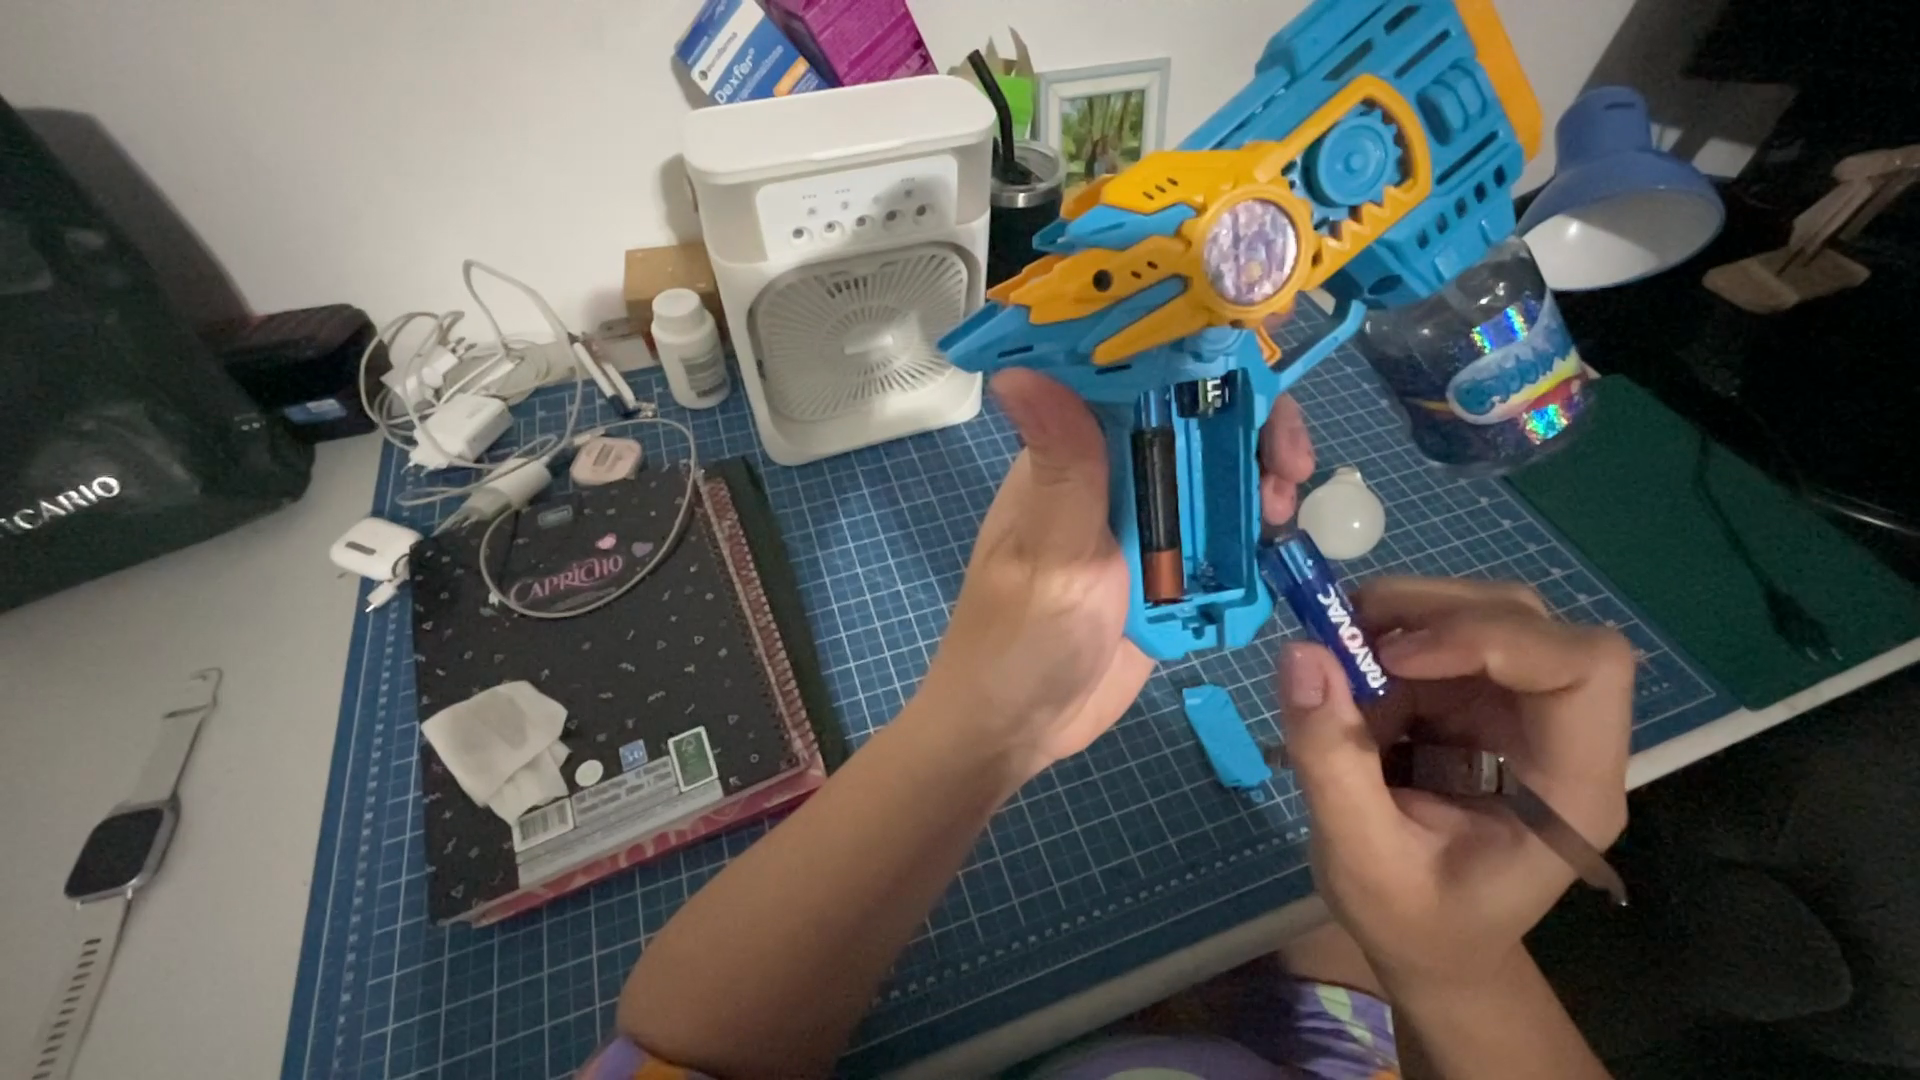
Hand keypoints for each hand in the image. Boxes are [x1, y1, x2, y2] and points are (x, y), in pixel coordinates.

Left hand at [919, 370, 1314, 779]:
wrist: (1020, 729)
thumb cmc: (1018, 637)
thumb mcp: (1048, 550)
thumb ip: (1062, 464)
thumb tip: (1020, 367)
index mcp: (1069, 456)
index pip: (1139, 382)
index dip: (1201, 369)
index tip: (1254, 386)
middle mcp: (1109, 480)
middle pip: (1193, 427)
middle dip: (1249, 435)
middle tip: (1288, 469)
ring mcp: (1141, 528)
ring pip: (1213, 481)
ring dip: (1258, 486)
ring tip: (1280, 513)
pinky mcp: (1165, 575)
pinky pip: (1220, 540)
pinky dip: (1252, 537)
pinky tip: (1274, 547)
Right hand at [1275, 578, 1632, 991]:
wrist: (1429, 941)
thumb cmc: (1413, 918)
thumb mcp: (1359, 853)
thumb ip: (1330, 758)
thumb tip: (1299, 652)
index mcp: (1570, 785)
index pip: (1582, 668)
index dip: (1490, 637)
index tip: (1392, 657)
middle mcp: (1555, 732)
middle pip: (1526, 621)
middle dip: (1428, 612)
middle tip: (1342, 632)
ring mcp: (1512, 710)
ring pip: (1476, 614)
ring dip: (1396, 622)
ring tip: (1334, 667)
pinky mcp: (1470, 701)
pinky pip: (1431, 638)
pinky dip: (1377, 643)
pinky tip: (1346, 690)